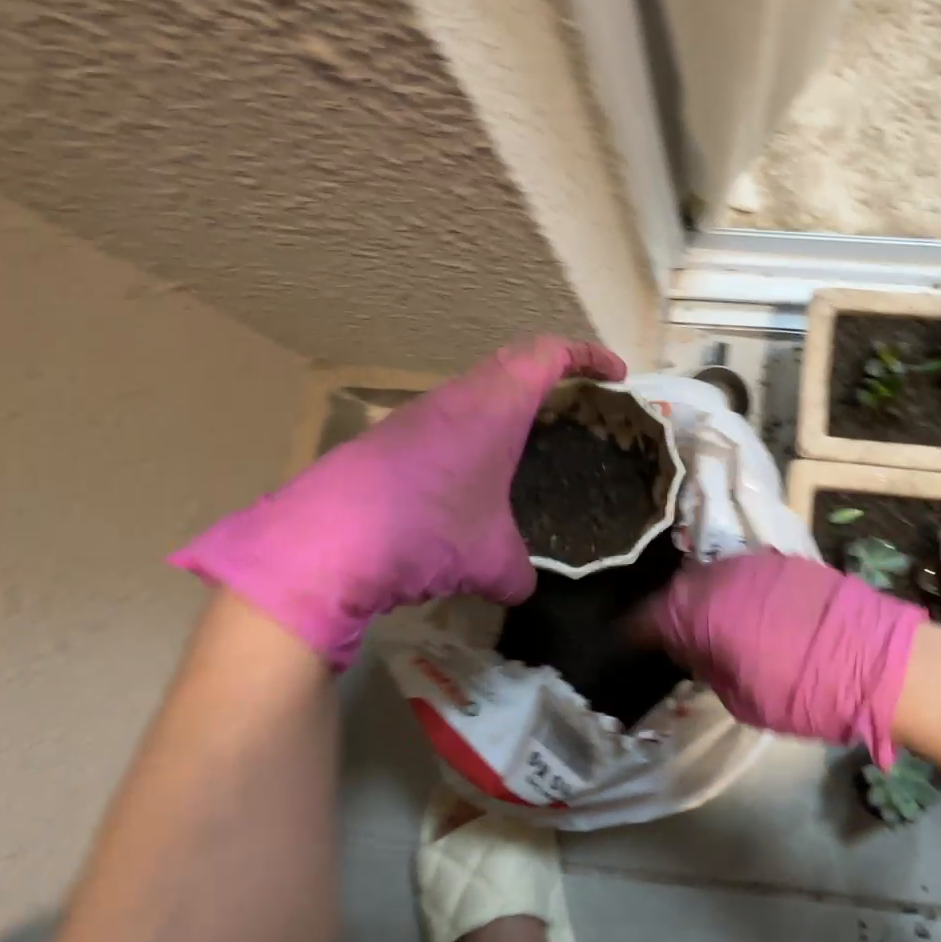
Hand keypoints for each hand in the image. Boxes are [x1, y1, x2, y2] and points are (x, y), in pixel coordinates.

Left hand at [170, 335, 625, 667]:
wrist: (324, 544)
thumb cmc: (427, 531)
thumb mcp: (489, 559)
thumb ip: (519, 571)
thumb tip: (523, 587)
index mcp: (496, 405)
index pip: (550, 354)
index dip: (589, 356)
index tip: (616, 376)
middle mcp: (459, 396)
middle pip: (515, 359)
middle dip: (554, 372)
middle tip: (579, 401)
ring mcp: (420, 414)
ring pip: (478, 386)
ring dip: (510, 401)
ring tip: (532, 437)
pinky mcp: (392, 437)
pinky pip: (451, 415)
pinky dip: (478, 427)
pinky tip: (478, 471)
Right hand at [638, 551, 926, 766]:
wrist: (878, 662)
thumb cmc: (803, 693)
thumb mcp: (741, 698)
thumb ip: (708, 666)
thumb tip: (695, 650)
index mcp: (704, 611)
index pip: (651, 615)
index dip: (636, 631)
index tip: (629, 641)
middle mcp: (723, 577)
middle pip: (681, 588)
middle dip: (672, 612)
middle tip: (674, 637)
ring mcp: (757, 564)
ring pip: (714, 576)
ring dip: (705, 598)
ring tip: (710, 624)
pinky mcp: (787, 561)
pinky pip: (745, 573)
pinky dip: (735, 590)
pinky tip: (746, 612)